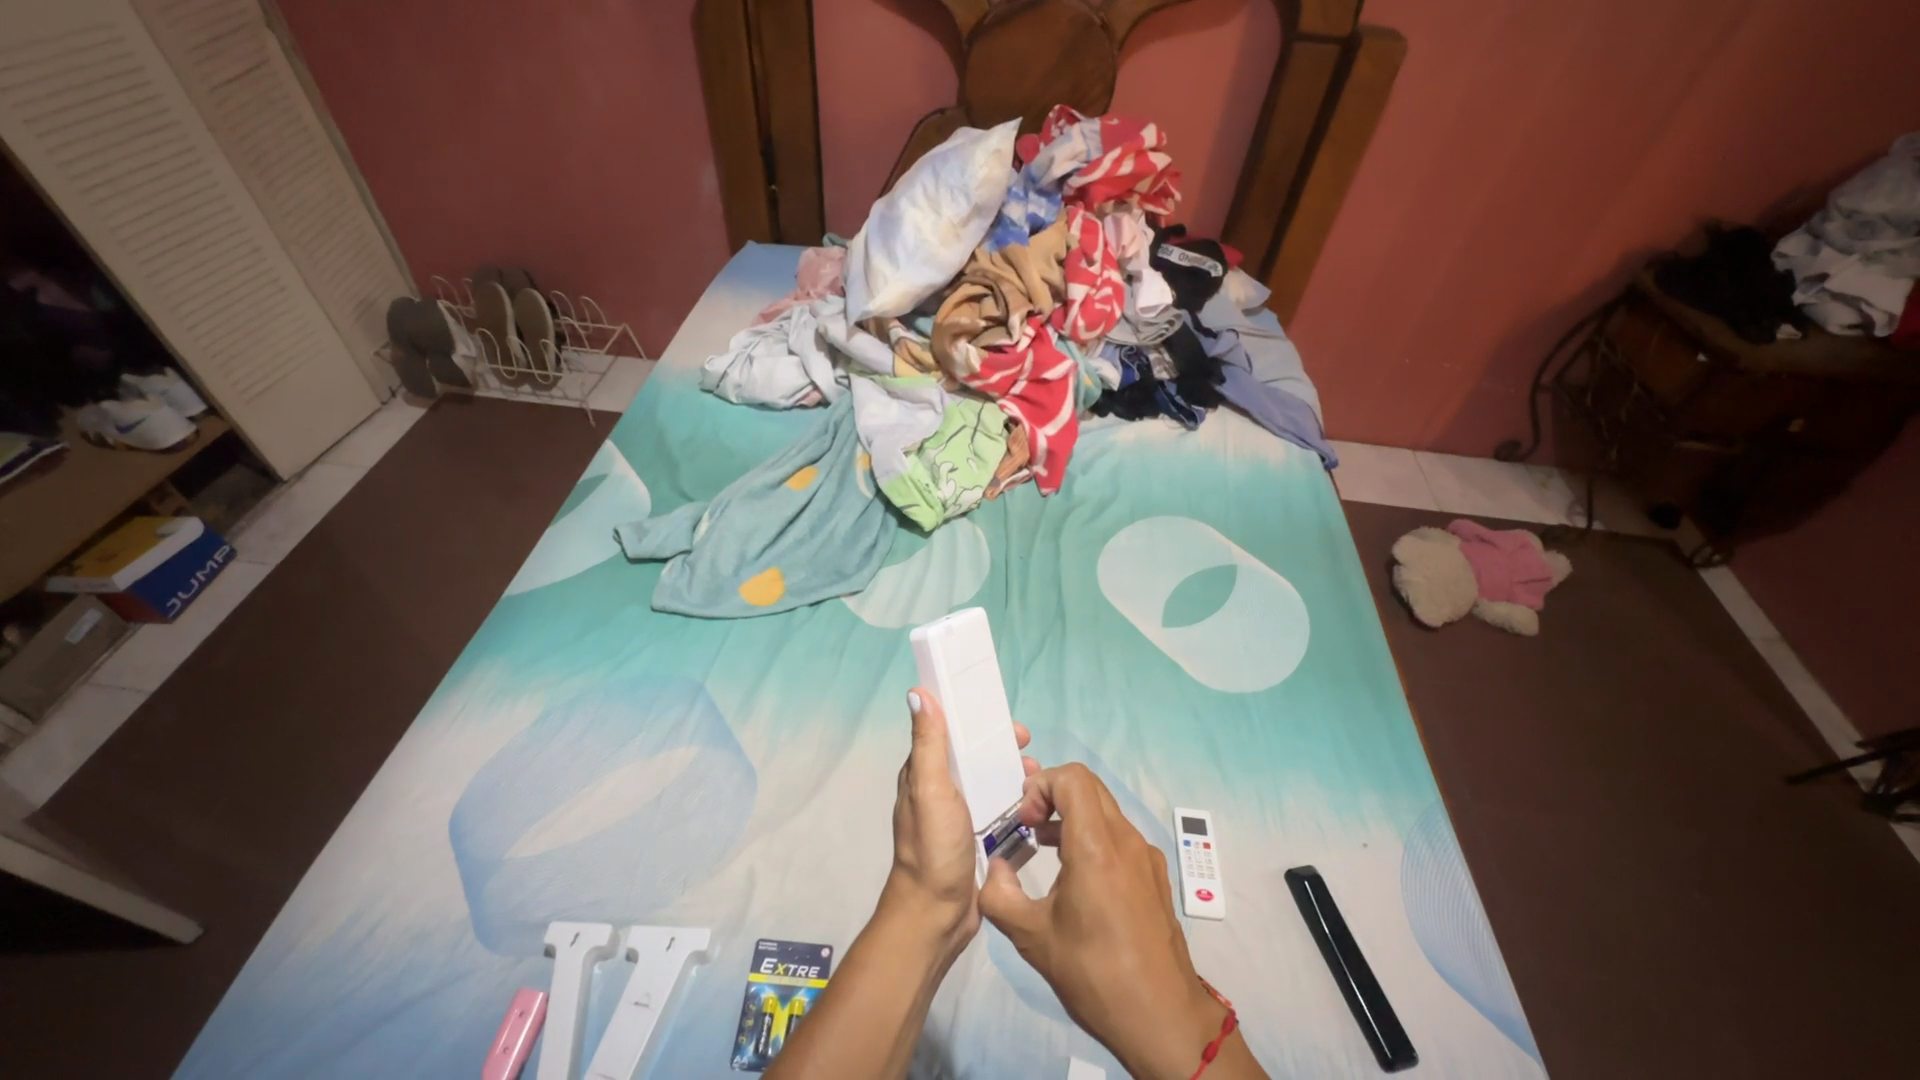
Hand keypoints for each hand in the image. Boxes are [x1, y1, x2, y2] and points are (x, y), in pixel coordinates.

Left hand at [879, 688, 1036, 959]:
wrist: (938, 915)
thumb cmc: (932, 848)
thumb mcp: (930, 790)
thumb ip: (928, 743)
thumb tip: (917, 693)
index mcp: (925, 774)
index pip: (948, 732)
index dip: (972, 718)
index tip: (1003, 717)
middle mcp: (941, 791)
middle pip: (974, 756)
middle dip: (1001, 748)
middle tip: (1029, 749)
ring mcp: (960, 817)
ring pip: (991, 783)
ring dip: (1014, 776)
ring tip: (1039, 781)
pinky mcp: (978, 839)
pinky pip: (1001, 811)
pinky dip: (1019, 804)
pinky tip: (1037, 809)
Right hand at [979, 764, 1250, 1079]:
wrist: (1162, 1016)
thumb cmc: (1094, 973)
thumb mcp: (1032, 937)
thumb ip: (1000, 895)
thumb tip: (995, 869)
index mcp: (1096, 847)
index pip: (1072, 778)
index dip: (1041, 786)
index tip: (1024, 821)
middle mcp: (1126, 841)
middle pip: (1089, 786)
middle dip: (1052, 795)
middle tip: (1028, 826)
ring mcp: (1145, 857)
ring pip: (1105, 810)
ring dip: (1071, 816)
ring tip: (1043, 848)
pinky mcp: (1154, 875)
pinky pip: (1119, 836)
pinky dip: (1092, 837)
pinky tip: (1075, 876)